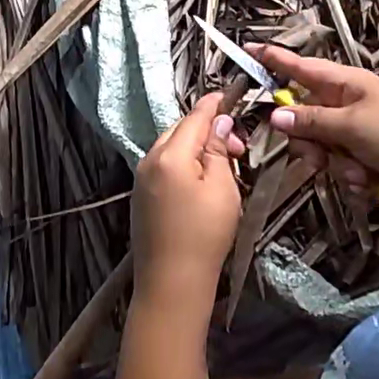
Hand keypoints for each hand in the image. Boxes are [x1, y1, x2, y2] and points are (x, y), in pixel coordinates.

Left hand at [131, 92, 245, 303]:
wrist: (171, 284)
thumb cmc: (204, 235)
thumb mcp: (222, 188)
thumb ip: (219, 150)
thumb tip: (220, 123)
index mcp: (169, 154)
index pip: (194, 117)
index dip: (214, 104)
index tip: (230, 94)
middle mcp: (149, 159)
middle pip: (180, 130)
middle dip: (208, 130)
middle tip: (238, 146)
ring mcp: (141, 179)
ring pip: (171, 148)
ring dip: (196, 147)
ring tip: (223, 164)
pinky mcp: (140, 197)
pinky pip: (164, 167)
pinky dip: (183, 163)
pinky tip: (201, 180)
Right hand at [251, 44, 378, 200]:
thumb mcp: (351, 126)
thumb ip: (310, 121)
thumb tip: (275, 116)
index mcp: (342, 83)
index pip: (297, 66)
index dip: (271, 59)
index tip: (246, 52)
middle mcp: (342, 102)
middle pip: (300, 116)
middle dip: (307, 141)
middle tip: (319, 157)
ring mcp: (351, 128)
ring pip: (316, 144)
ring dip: (332, 163)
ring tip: (355, 172)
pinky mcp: (360, 152)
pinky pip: (335, 162)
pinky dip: (348, 174)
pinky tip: (367, 181)